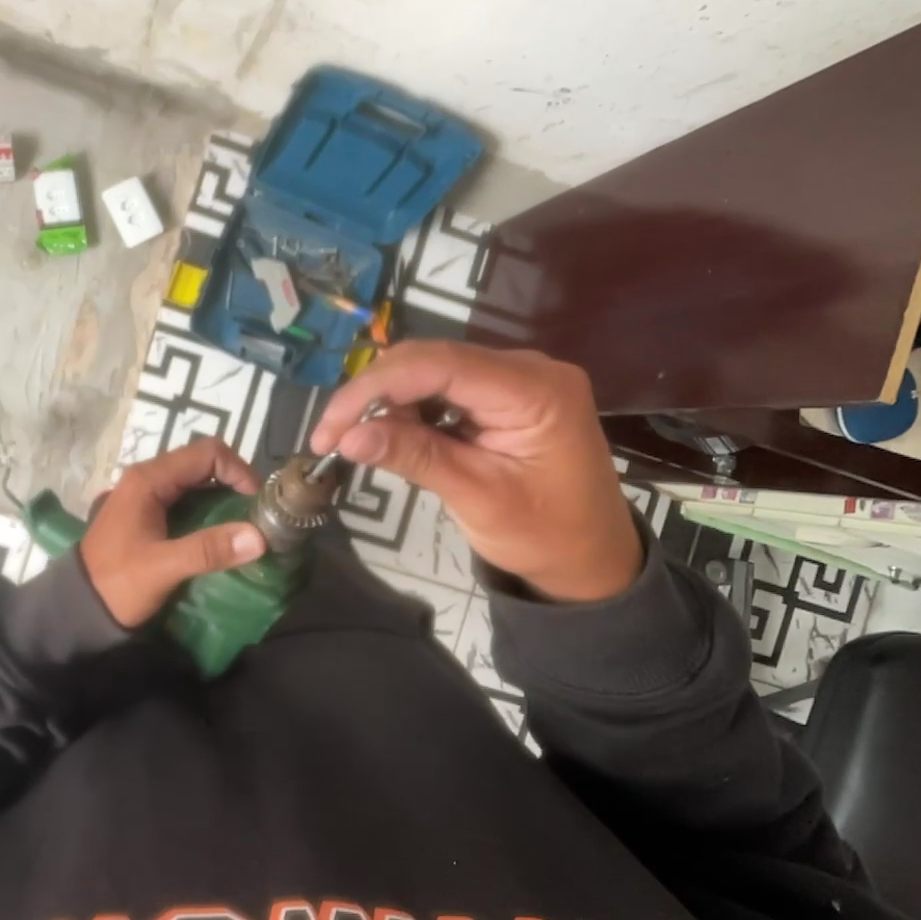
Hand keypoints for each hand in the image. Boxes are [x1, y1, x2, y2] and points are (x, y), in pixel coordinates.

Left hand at [80, 438, 266, 625]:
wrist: (79, 608)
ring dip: (223, 500)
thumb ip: (209, 549)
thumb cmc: (117, 583)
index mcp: (148, 479)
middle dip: (234, 484)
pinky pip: (187, 502)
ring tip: (245, 527)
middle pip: (202, 464)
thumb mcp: (164, 567)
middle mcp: (147, 479)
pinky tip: (222, 537)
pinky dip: (209, 513)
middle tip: (256, 516)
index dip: (238, 471)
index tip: (256, 503)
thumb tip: (259, 537)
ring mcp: (147, 496)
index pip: (206, 453)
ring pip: (196, 484)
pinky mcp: (148, 515)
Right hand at [310, 341, 640, 601]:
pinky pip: (442, 388)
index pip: (438, 364)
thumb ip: (415, 458)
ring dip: (386, 403)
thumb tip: (347, 437)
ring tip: (357, 443)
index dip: (373, 388)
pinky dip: (408, 410)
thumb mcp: (477, 498)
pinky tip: (391, 437)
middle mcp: (526, 369)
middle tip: (330, 438)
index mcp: (534, 390)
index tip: (330, 427)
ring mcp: (513, 379)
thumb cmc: (544, 535)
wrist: (590, 559)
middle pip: (429, 360)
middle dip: (372, 394)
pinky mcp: (500, 395)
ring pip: (428, 370)